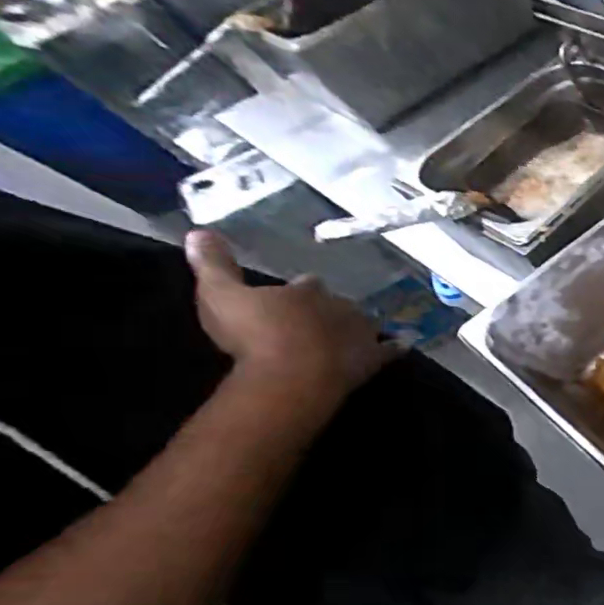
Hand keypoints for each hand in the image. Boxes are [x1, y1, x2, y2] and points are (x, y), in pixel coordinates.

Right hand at [185, 230, 397, 397]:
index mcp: (308, 291)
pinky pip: (391, 349)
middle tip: (318, 318)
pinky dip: (397, 346)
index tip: (297, 290)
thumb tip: (198, 230)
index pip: (308, 283)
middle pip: (338, 303)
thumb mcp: (220, 295)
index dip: (302, 287)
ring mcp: (361, 332)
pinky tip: (405, 344)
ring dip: (359, 324)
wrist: (292, 373)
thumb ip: (213, 265)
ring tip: (353, 328)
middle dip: (330, 307)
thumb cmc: (254, 334)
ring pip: (365, 322)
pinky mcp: (373, 358)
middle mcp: (340, 306)